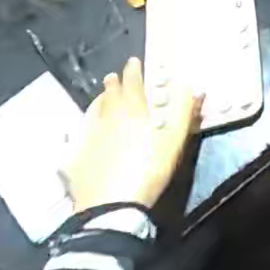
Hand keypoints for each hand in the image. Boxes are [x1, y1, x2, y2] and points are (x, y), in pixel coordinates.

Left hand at [60, 58, 200, 213]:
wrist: (112, 208)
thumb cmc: (149, 169)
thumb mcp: (174, 141)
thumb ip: (184, 112)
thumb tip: (194, 86)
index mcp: (133, 110)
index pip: (131, 82)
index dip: (133, 70)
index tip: (133, 61)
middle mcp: (108, 118)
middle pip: (109, 94)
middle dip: (113, 83)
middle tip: (114, 76)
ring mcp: (89, 138)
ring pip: (92, 112)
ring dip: (98, 101)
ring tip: (101, 99)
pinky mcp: (76, 158)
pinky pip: (77, 137)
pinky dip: (82, 129)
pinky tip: (82, 133)